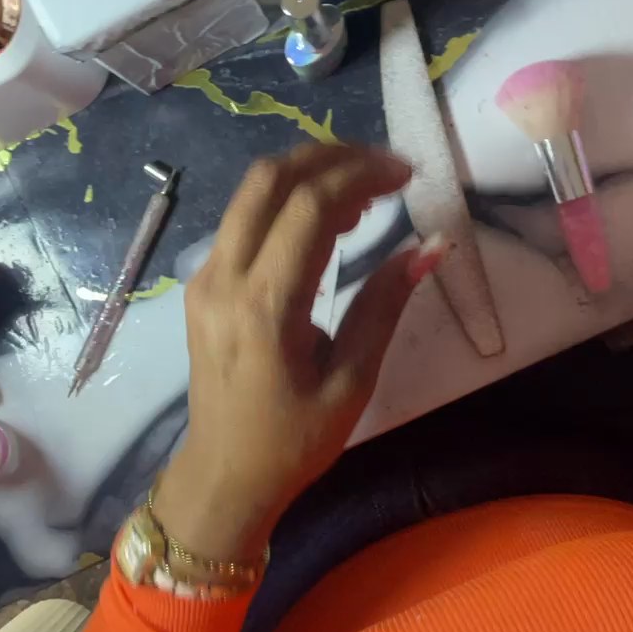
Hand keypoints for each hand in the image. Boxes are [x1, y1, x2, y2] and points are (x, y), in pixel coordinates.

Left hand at [157, 144, 443, 562]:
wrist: (223, 475)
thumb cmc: (292, 441)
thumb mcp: (352, 381)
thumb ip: (385, 305)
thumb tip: (430, 246)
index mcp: (264, 306)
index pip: (308, 206)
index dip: (361, 175)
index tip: (406, 175)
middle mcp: (223, 278)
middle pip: (270, 178)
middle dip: (332, 157)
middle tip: (384, 170)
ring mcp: (205, 277)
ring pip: (251, 192)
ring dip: (309, 176)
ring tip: (365, 196)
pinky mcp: (203, 284)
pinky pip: (244, 220)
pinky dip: (287, 203)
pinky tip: (327, 222)